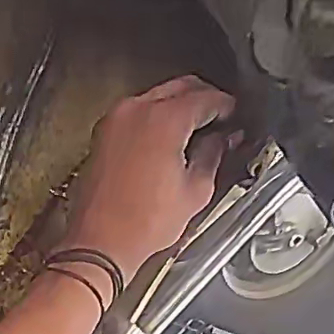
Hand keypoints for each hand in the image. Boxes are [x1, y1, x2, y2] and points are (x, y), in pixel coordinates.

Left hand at [63, 76, 237, 279]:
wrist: (99, 245)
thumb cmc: (140, 226)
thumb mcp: (194, 192)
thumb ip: (213, 155)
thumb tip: (221, 141)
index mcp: (164, 119)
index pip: (206, 97)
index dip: (227, 105)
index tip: (234, 115)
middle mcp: (135, 111)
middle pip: (179, 87)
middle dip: (202, 99)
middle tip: (218, 119)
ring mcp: (114, 122)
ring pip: (154, 98)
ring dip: (176, 108)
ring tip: (193, 133)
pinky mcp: (101, 137)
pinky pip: (134, 116)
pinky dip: (153, 121)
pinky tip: (165, 144)